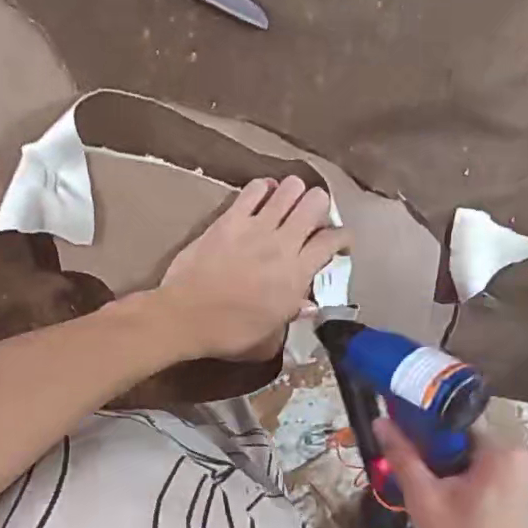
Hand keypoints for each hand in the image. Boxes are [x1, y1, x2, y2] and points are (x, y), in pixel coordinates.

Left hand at [151, 176, 349, 359]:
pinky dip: (263, 189)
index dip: (342, 238)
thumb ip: (291, 319)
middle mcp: (283, 243)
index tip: (338, 244)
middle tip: (309, 223)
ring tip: (286, 208)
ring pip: (290, 188)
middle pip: (317, 202)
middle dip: (319, 209)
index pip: (334, 239)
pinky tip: (261, 199)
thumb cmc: (228, 335)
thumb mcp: (268, 339)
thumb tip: (307, 306)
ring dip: (294, 195)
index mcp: (297, 274)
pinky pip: (254, 188)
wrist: (185, 318)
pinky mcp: (229, 219)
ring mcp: (255, 227)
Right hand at [375, 418, 527, 527]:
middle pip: (461, 432)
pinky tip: (436, 484)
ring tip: (415, 471)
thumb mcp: (423, 495)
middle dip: (430, 442)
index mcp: (501, 447)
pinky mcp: (514, 482)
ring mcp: (518, 467)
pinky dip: (455, 468)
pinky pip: (478, 462)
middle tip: (401, 453)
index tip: (395, 422)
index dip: (421, 418)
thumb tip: (379, 421)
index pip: (454, 416)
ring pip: (467, 448)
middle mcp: (517, 450)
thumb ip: (402, 455)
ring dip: (440, 456)